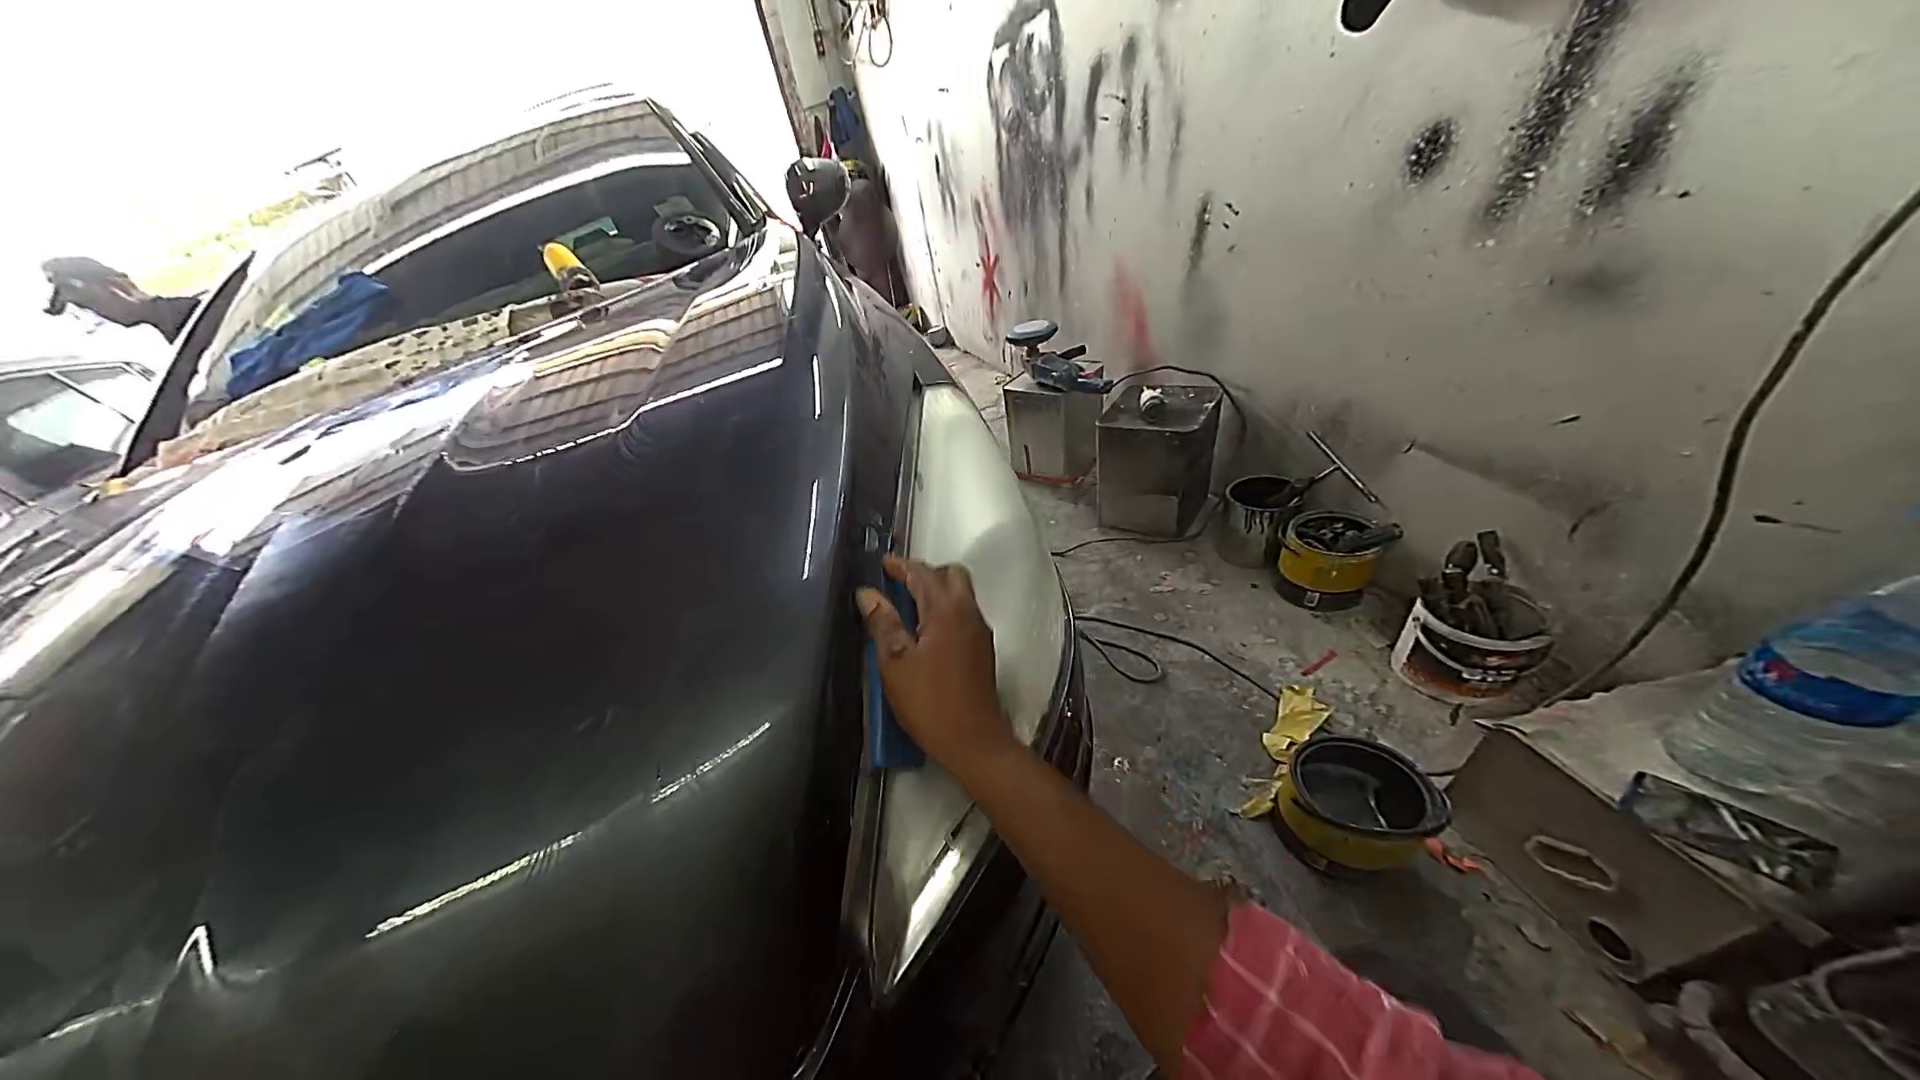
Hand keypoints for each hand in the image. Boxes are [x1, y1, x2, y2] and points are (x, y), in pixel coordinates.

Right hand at [856, 555, 1018, 776]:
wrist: (974, 741)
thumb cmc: (930, 702)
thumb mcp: (895, 662)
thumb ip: (883, 623)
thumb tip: (868, 594)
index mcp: (948, 610)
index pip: (924, 574)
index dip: (901, 565)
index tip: (882, 563)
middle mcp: (969, 613)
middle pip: (950, 576)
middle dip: (923, 573)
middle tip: (895, 584)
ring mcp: (979, 631)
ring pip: (959, 594)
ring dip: (934, 591)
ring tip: (903, 606)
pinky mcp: (981, 649)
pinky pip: (962, 614)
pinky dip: (942, 610)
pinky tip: (922, 630)